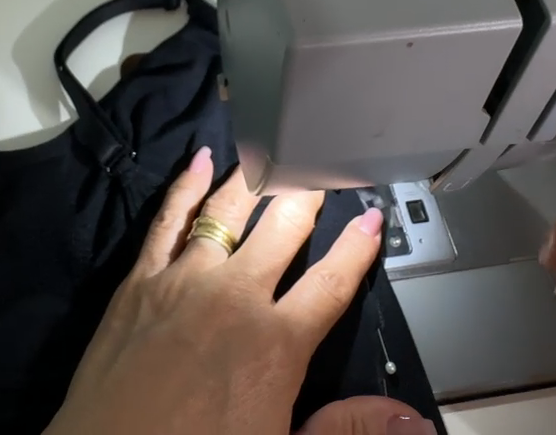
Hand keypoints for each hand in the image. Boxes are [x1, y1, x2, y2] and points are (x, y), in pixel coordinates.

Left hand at [44, 146, 436, 434]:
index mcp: (276, 343)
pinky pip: (169, 219)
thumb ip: (346, 429)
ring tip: (275, 148)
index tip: (372, 216)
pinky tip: (200, 160)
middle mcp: (236, 296)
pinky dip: (187, 185)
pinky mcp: (142, 279)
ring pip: (229, 208)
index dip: (357, 247)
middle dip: (308, 188)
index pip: (331, 282)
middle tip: (323, 158)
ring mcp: (186, 279)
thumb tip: (413, 421)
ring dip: (255, 176)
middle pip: (284, 225)